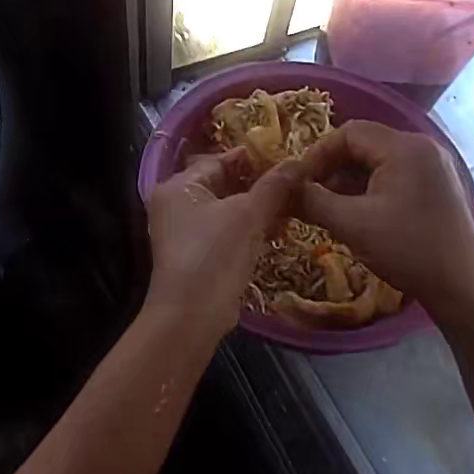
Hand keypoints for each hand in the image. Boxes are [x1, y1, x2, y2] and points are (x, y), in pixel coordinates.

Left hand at [145, 147, 299, 343]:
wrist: (191, 315)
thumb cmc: (214, 256)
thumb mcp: (248, 215)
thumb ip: (273, 186)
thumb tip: (298, 161)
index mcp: (178, 186)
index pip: (219, 160)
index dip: (254, 158)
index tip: (288, 157)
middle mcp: (175, 204)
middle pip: (222, 183)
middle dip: (258, 184)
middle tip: (296, 183)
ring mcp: (184, 230)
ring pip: (225, 208)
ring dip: (257, 207)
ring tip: (293, 204)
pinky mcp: (196, 253)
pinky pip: (225, 230)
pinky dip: (247, 228)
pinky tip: (276, 229)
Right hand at [296, 120, 473, 306]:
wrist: (461, 286)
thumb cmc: (406, 249)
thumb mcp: (350, 224)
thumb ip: (311, 200)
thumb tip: (281, 189)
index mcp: (404, 147)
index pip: (348, 133)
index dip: (316, 155)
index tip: (297, 183)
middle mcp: (421, 148)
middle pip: (362, 145)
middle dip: (330, 169)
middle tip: (308, 197)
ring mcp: (431, 167)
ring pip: (375, 162)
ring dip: (345, 182)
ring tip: (327, 210)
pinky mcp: (434, 187)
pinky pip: (391, 176)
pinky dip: (366, 190)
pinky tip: (353, 216)